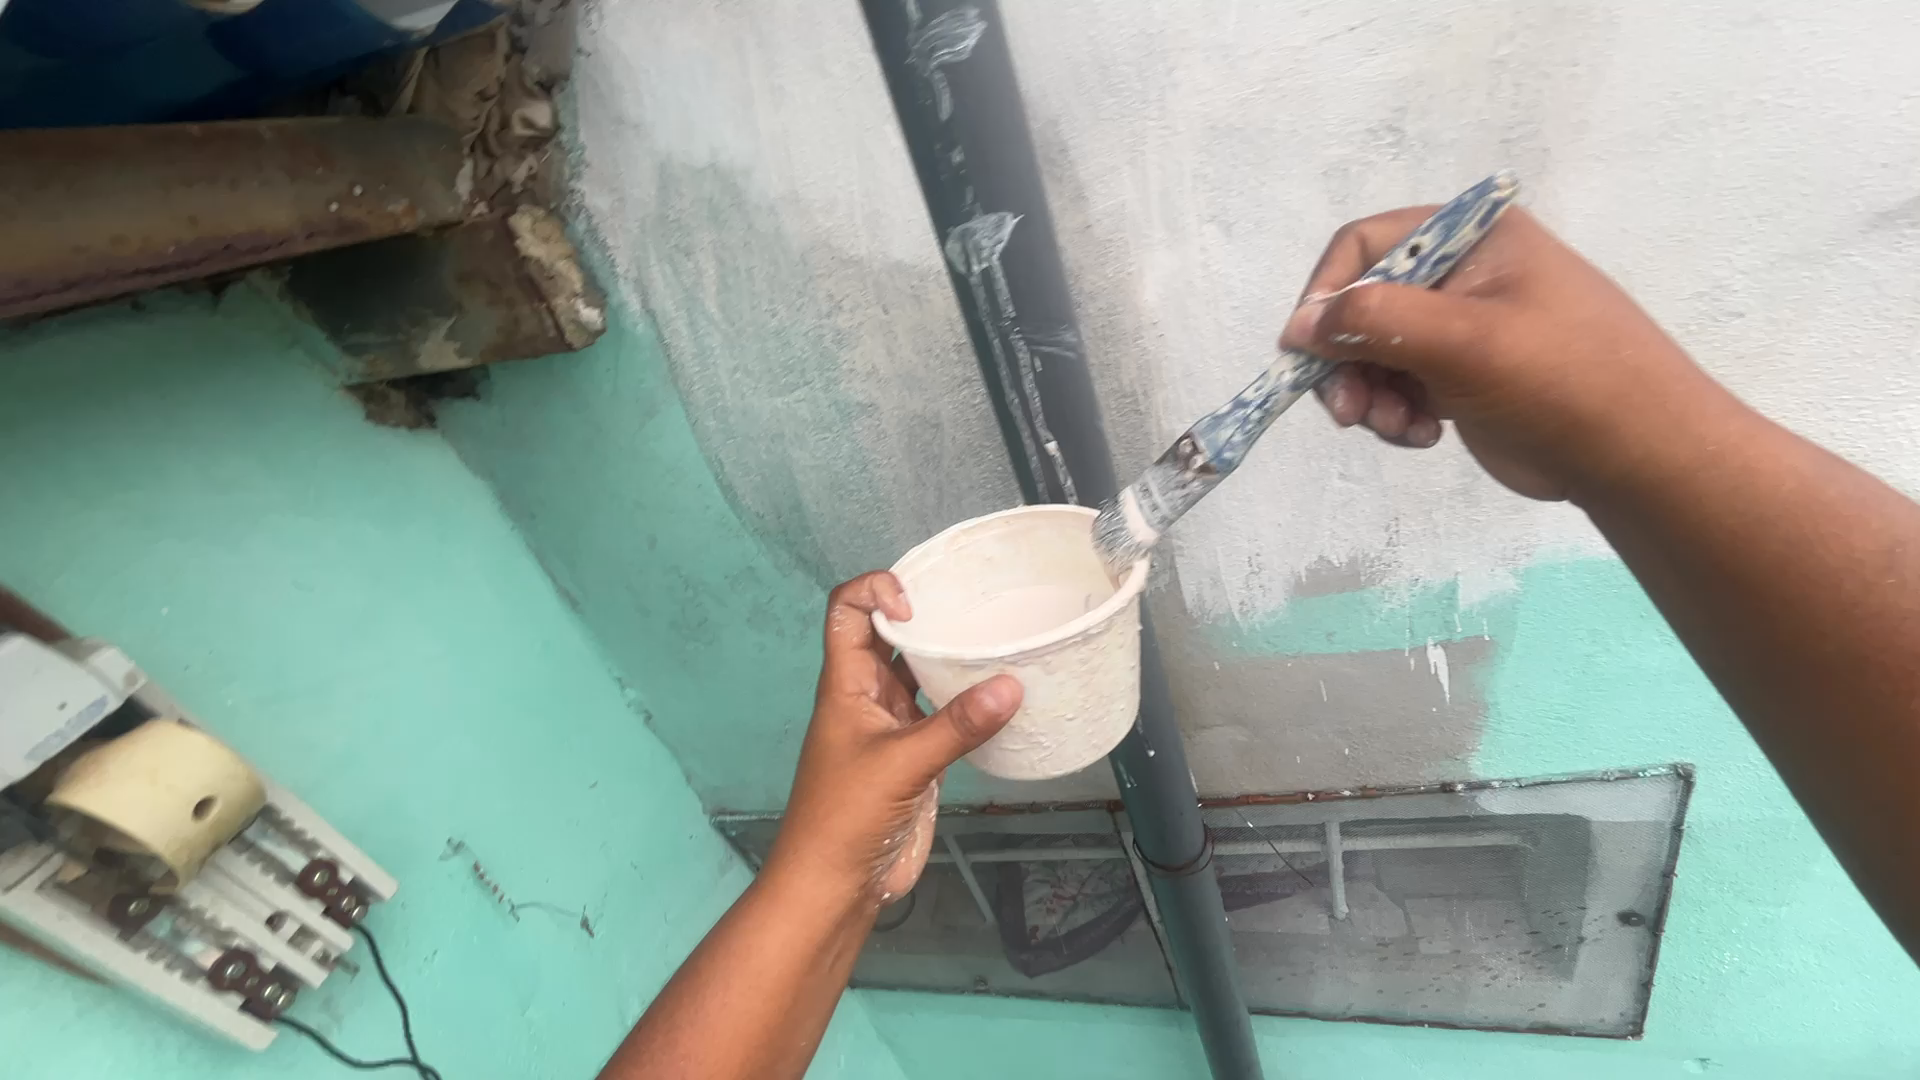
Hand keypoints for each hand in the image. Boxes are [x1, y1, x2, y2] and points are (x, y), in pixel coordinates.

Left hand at [764, 572, 1021, 906]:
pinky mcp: (915, 752)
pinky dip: (966, 698)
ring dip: (948, 654)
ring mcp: (893, 722)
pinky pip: (942, 710)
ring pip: (918, 671)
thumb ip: (957, 726)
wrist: (836, 886)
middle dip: (925, 613)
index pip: (848, 609)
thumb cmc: (848, 815)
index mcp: (847, 680)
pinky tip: (1001, 692)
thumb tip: (1014, 684)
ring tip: (997, 636)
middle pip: (889, 633)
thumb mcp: (901, 763)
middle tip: (977, 604)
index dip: (875, 590)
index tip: (919, 606)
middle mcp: (868, 692)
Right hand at [1280, 205, 1723, 502]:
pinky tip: (1422, 435)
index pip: (1362, 246)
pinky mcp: (1451, 373)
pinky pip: (1390, 386)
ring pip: (1366, 353)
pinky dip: (1392, 414)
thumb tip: (1296, 326)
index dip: (1325, 295)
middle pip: (1356, 307)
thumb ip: (1375, 321)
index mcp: (1469, 237)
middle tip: (1348, 411)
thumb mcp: (1464, 341)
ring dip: (1367, 396)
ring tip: (1394, 427)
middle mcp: (1456, 274)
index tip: (1309, 351)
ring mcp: (1453, 326)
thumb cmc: (1562, 381)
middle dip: (1345, 363)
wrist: (1634, 455)